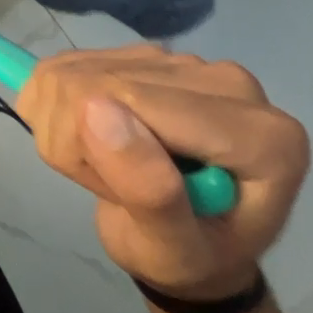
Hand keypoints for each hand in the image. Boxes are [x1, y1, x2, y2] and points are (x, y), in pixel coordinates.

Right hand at [16, 47, 308, 300]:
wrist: (192, 243)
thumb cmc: (192, 258)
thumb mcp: (175, 252)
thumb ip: (149, 191)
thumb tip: (96, 111)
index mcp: (259, 133)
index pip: (132, 98)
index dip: (96, 144)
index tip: (119, 192)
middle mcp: (225, 83)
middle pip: (96, 82)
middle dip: (75, 139)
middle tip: (111, 184)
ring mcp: (179, 62)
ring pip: (70, 72)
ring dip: (61, 126)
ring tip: (106, 164)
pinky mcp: (137, 54)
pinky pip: (60, 67)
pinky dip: (52, 108)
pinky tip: (90, 134)